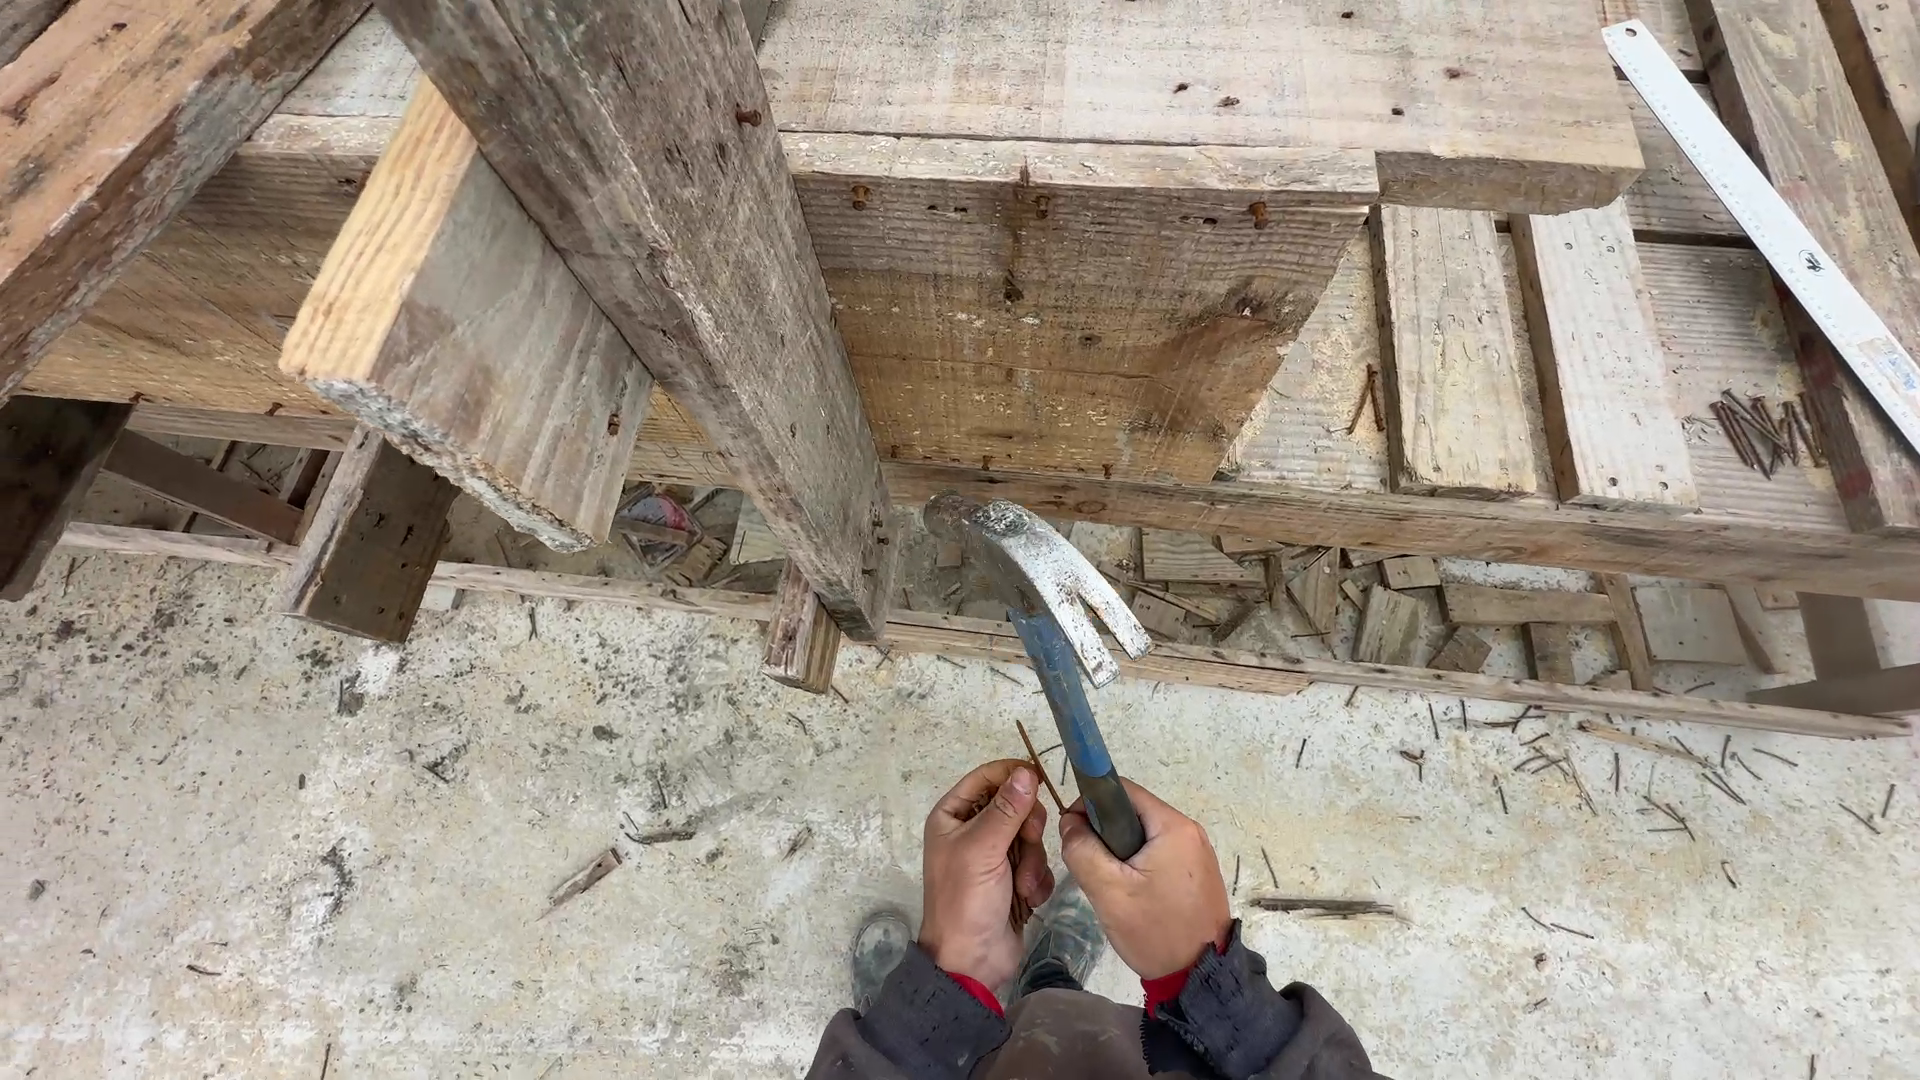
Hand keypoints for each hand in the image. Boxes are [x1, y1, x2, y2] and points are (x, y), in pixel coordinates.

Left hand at [919, 759, 1055, 987]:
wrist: (972, 963)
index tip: (1039, 778)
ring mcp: (994, 855)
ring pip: (1030, 835)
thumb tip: (1026, 771)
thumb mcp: (983, 848)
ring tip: (1022, 885)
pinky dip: (1036, 880)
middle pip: (1015, 805)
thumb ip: (1007, 809)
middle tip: (1028, 842)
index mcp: (953, 816)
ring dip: (1032, 861)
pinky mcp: (1014, 878)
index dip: (1012, 775)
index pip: (986, 778)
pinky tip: (1027, 898)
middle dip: (1027, 828)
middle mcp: (973, 830)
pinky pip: (1037, 862)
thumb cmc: (965, 899)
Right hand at [1059, 778, 1229, 978]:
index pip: (1122, 790)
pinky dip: (1138, 864)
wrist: (1202, 981)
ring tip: (1109, 883)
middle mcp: (1190, 831)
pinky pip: (1158, 853)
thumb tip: (1070, 822)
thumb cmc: (1155, 930)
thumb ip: (1081, 849)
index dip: (1091, 803)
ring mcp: (1197, 853)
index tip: (1073, 830)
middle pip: (1132, 812)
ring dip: (1120, 851)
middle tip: (1090, 864)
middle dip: (1104, 832)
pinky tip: (1131, 892)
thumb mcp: (1108, 891)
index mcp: (1173, 826)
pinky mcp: (1198, 873)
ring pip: (1143, 835)